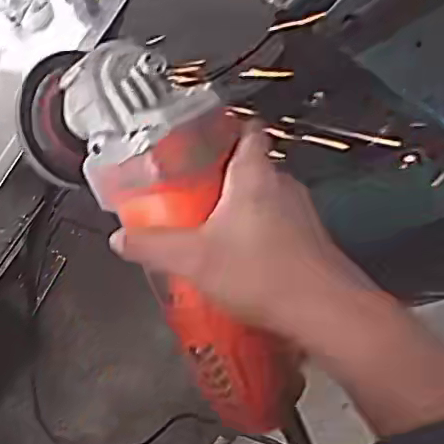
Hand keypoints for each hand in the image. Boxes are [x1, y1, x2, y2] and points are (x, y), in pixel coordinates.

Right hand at [110, 121, 376, 345]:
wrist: (322, 311)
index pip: (245, 132)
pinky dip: (244, 233)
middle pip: (245, 167)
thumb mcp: (190, 259)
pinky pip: (267, 225)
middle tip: (179, 192)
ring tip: (194, 227)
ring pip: (256, 198)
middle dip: (212, 177)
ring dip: (227, 208)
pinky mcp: (303, 242)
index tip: (193, 142)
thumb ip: (150, 245)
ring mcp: (297, 215)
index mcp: (255, 178)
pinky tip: (223, 257)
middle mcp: (282, 188)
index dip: (219, 131)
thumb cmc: (262, 274)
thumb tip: (120, 237)